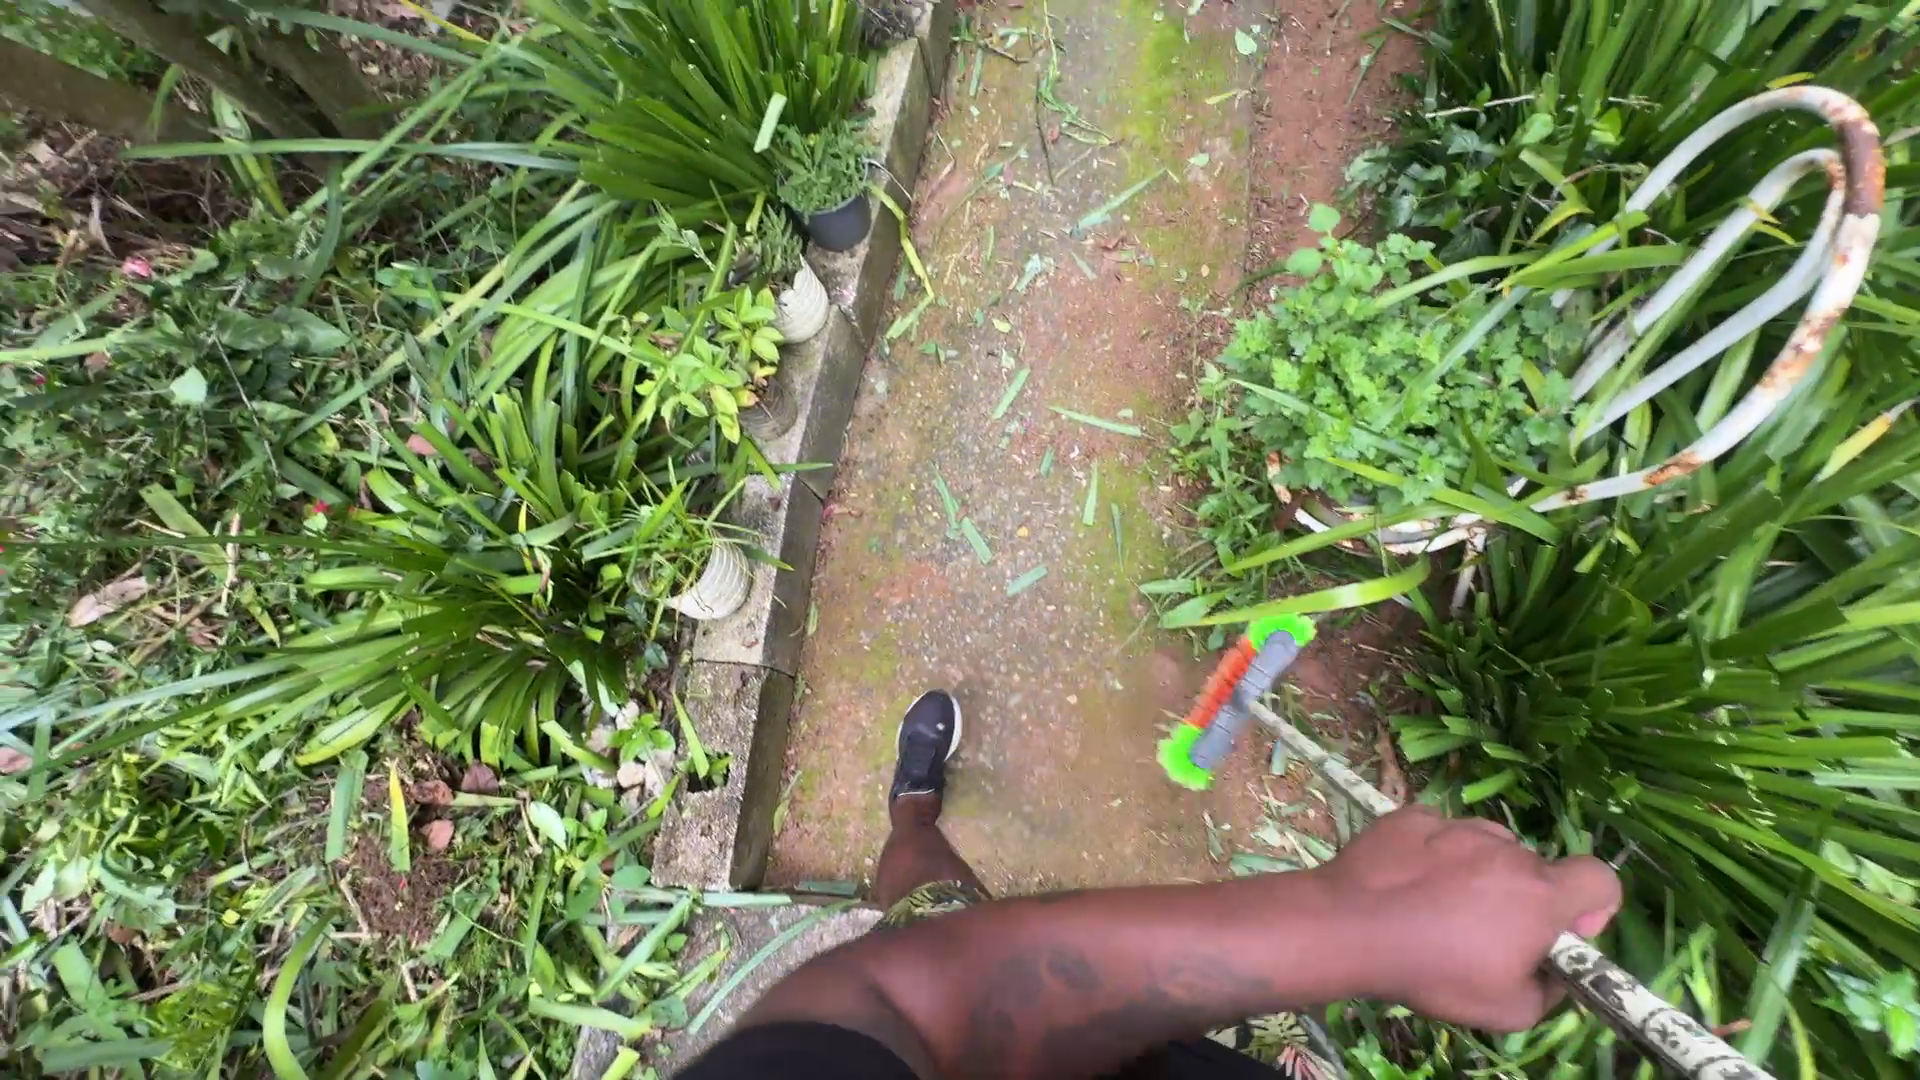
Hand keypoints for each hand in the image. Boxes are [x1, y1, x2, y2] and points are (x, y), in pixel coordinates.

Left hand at [1316, 805, 1620, 1031]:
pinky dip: (1433, 848)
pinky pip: (1437, 829)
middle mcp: (1500, 847)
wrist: (1348, 925)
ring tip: (1441, 898)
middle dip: (1523, 893)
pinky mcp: (1407, 816)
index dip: (1593, 905)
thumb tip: (1551, 970)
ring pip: (1484, 841)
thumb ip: (1549, 987)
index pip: (1600, 878)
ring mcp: (1449, 825)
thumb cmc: (1433, 970)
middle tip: (1485, 925)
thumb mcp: (1511, 1008)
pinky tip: (1409, 875)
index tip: (1562, 930)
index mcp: (1538, 892)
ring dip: (1479, 866)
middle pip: (1532, 864)